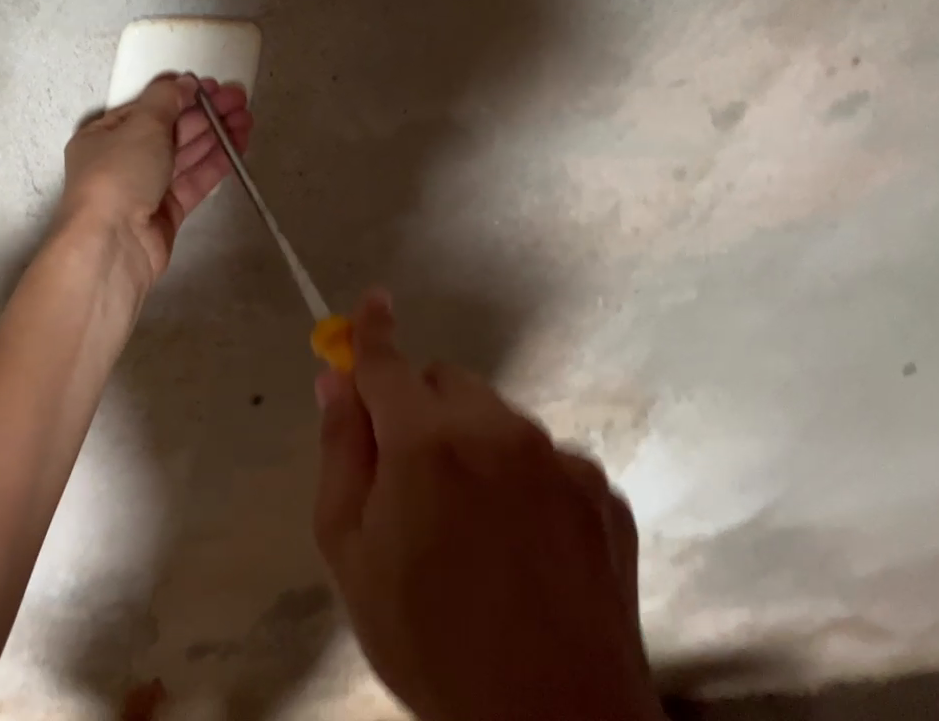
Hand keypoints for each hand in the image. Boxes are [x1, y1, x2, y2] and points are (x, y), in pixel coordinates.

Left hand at [56, 74, 251, 289]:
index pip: (146, 109)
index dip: (180, 95)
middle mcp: (121, 161)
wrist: (113, 244)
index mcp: (103, 135)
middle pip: (168, 131)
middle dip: (204, 114)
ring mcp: (144, 189)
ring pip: (184, 156)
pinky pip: (193, 182)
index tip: (212, 86)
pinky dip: (215, 163)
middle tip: (239, 99)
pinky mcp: (165, 213)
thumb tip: (184, 83)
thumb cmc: (118, 175)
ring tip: (246, 119)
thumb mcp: (141, 125)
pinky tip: (238, 147)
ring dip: (215, 135)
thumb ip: (165, 100)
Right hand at [313, 290, 657, 720]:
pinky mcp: (605, 495)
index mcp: (425, 442)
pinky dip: (520, 473)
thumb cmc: (424, 636)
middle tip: (405, 467)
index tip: (373, 301)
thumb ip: (340, 451)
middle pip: (446, 381)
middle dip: (417, 404)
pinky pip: (545, 456)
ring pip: (496, 417)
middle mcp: (499, 433)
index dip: (371, 330)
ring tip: (466, 519)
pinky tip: (519, 539)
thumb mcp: (347, 547)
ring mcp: (561, 462)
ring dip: (469, 439)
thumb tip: (334, 382)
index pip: (388, 361)